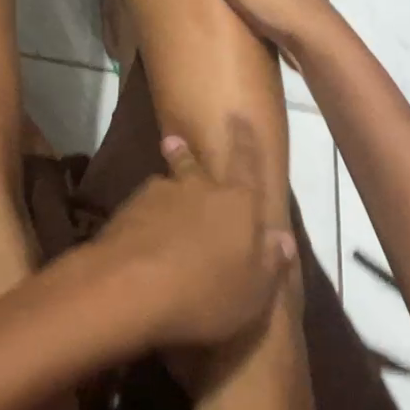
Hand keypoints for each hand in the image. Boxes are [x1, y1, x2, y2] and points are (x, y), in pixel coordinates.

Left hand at [94, 119, 296, 348]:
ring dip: (164, 189)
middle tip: (174, 139)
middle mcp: (198, 188)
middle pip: (192, 164)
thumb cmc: (206, 292)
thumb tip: (284, 238)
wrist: (132, 287)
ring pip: (164, 184)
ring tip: (160, 200)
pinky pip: (140, 208)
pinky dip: (143, 216)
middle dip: (186, 152)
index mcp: (237, 203)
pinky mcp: (126, 211)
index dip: (245, 140)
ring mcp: (158, 196)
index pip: (246, 164)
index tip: (238, 117)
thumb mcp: (254, 291)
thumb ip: (270, 262)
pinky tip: (139, 234)